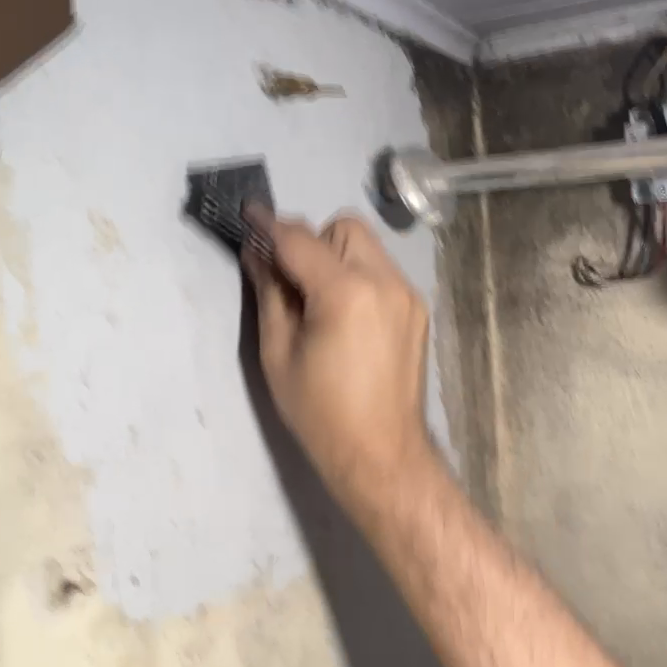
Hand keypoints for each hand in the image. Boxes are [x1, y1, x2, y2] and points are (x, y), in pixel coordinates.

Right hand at [243, 208, 436, 510]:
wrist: (382, 452)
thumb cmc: (321, 411)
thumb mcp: (279, 352)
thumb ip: (270, 292)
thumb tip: (257, 251)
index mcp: (347, 292)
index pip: (301, 239)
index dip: (269, 225)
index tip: (248, 214)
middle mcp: (386, 282)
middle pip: (345, 229)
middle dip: (314, 242)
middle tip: (292, 280)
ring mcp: (408, 295)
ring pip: (368, 248)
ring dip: (338, 257)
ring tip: (320, 301)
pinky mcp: (418, 311)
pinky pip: (384, 273)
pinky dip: (360, 278)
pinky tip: (347, 317)